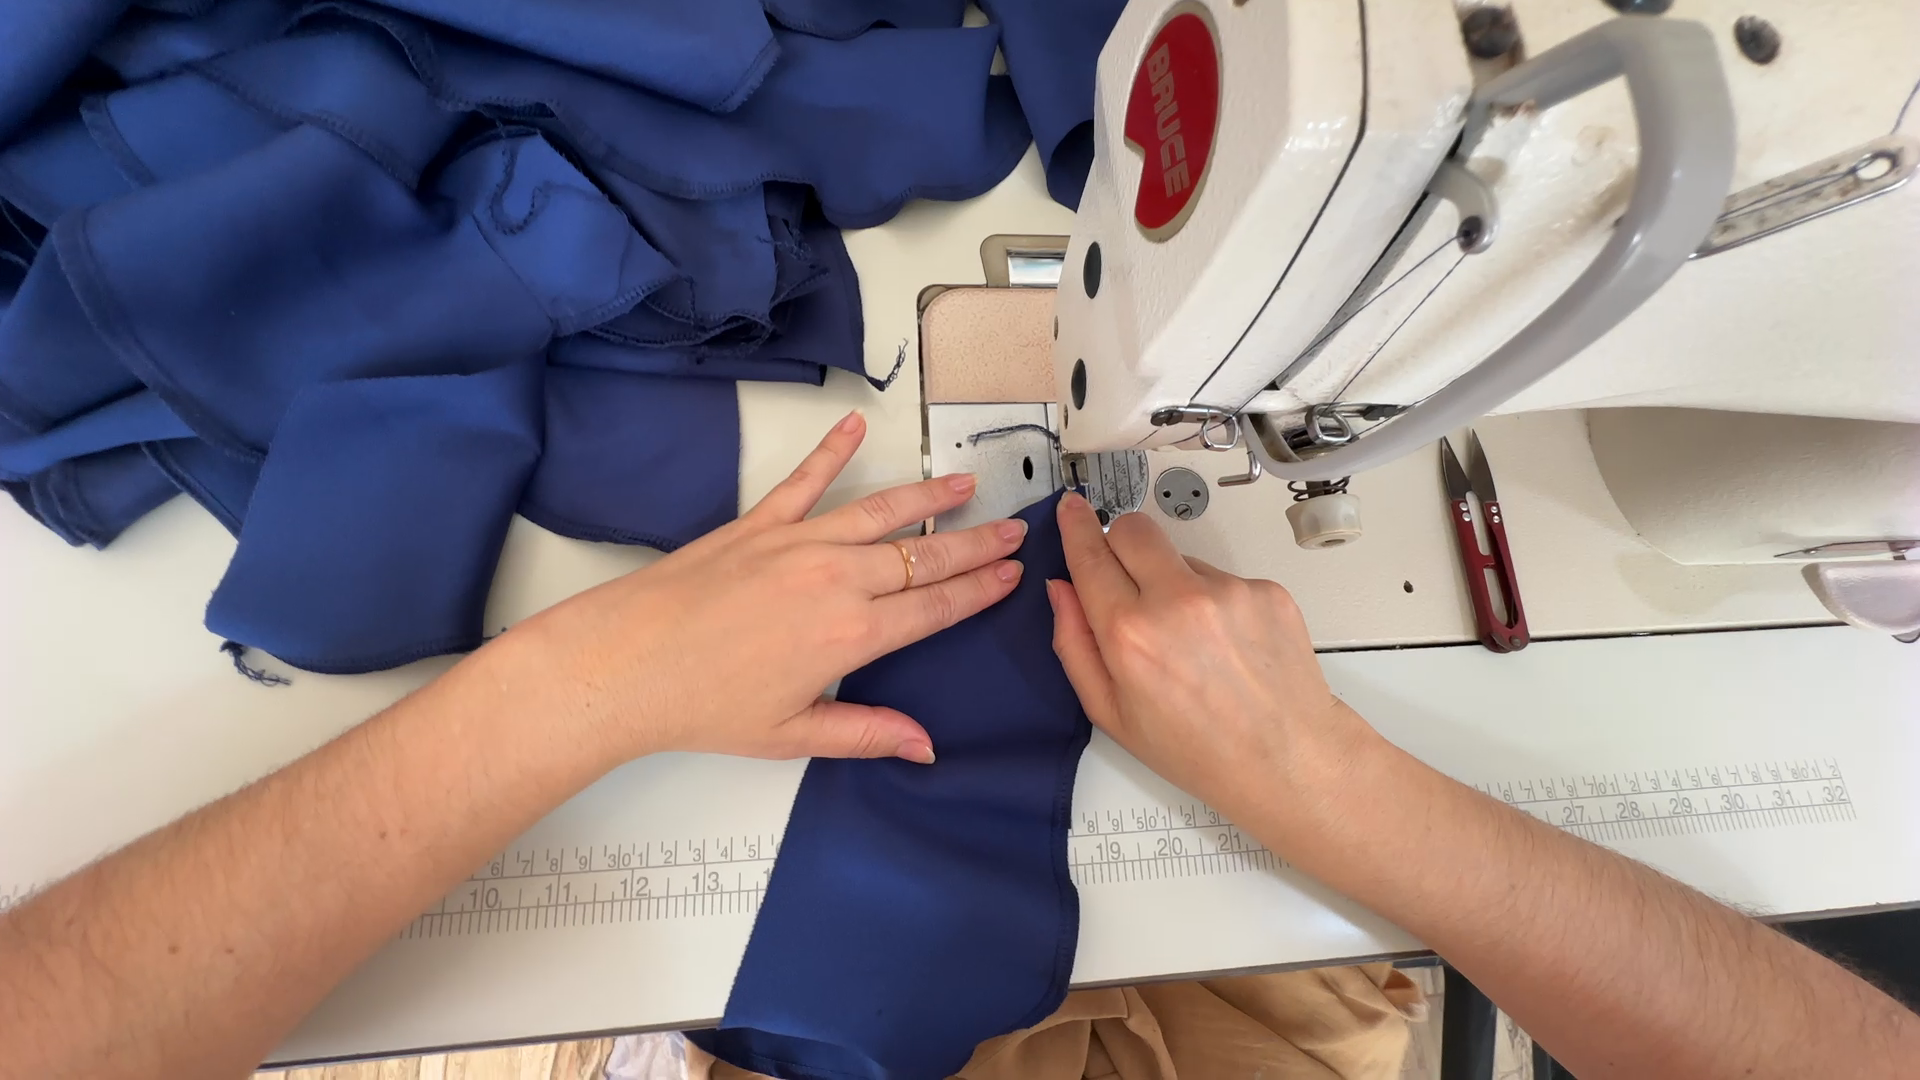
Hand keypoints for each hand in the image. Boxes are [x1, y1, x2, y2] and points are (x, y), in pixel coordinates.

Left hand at [503, 411, 1027, 766]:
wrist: (623, 665)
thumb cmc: (705, 706)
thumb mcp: (792, 733)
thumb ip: (867, 733)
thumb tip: (925, 747)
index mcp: (851, 635)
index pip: (937, 606)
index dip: (981, 589)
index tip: (1013, 573)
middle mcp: (837, 580)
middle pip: (925, 557)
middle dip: (976, 544)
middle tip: (1014, 529)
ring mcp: (800, 543)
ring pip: (883, 512)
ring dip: (929, 498)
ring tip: (965, 486)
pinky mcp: (761, 523)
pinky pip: (806, 480)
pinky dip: (832, 450)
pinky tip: (856, 425)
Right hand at [1046, 492, 1378, 839]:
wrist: (1289, 761)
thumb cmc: (1196, 749)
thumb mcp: (1109, 712)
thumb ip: (1073, 643)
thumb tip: (1061, 588)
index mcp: (1129, 635)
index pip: (1090, 556)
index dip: (1076, 526)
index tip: (1072, 507)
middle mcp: (1177, 601)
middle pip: (1134, 528)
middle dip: (1120, 540)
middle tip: (1127, 577)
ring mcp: (1227, 590)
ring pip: (1178, 555)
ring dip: (1171, 580)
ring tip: (1191, 638)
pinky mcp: (1265, 588)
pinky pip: (1219, 575)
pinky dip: (1212, 598)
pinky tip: (1224, 642)